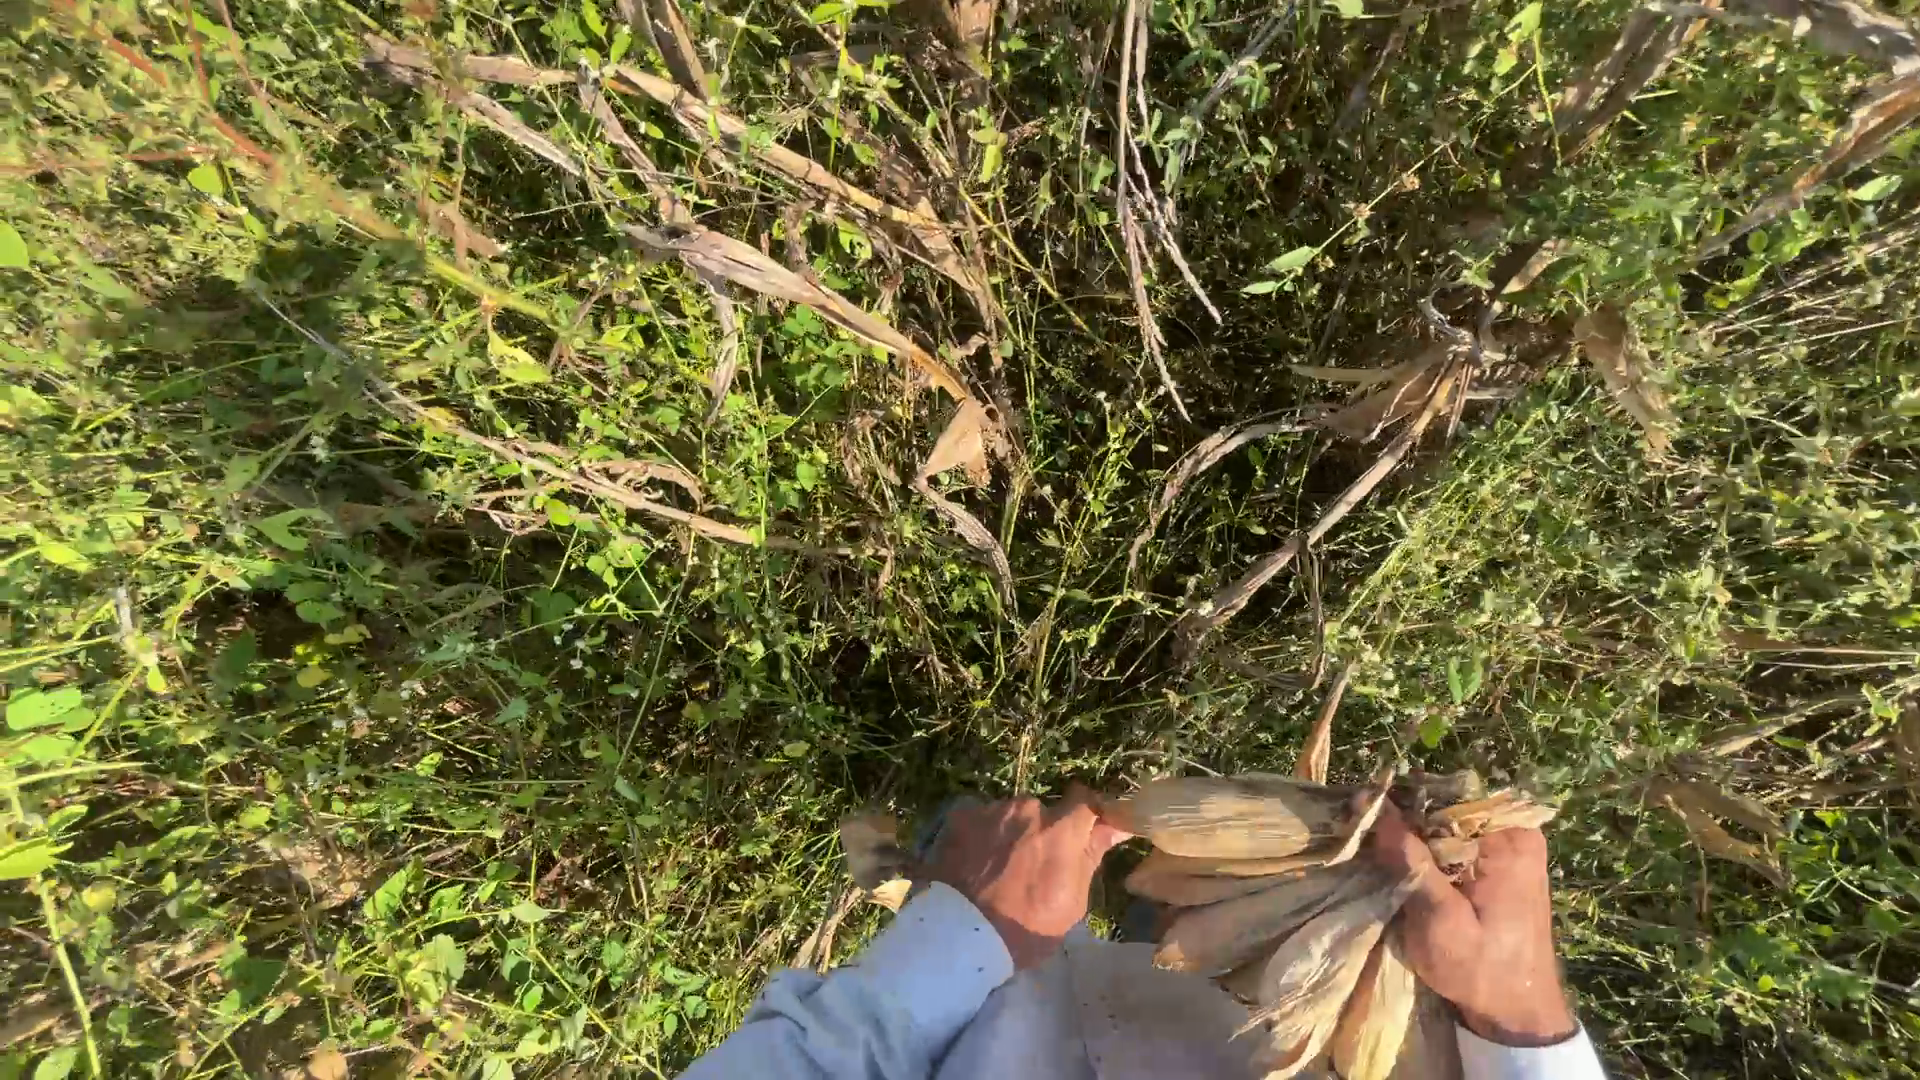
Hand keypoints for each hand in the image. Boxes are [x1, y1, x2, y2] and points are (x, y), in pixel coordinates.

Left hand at [925, 788, 1130, 968]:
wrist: (962, 935)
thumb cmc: (1027, 928)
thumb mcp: (1072, 903)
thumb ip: (1090, 856)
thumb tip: (1114, 827)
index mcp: (1060, 829)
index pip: (1085, 799)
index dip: (1085, 814)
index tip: (1083, 830)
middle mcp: (1027, 809)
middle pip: (1042, 811)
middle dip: (1041, 830)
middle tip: (1031, 863)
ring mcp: (991, 809)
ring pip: (1010, 814)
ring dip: (1010, 832)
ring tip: (997, 867)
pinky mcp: (961, 815)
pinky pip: (980, 817)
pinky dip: (981, 834)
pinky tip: (974, 860)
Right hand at [1369, 805, 1577, 1046]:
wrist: (1514, 1016)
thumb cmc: (1480, 968)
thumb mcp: (1438, 915)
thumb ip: (1408, 856)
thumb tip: (1369, 800)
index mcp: (1510, 840)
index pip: (1447, 791)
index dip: (1403, 794)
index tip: (1366, 805)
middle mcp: (1510, 834)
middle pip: (1442, 802)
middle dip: (1401, 811)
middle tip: (1361, 824)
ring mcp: (1501, 848)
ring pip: (1439, 818)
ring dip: (1404, 829)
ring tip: (1370, 840)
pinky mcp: (1489, 863)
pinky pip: (1445, 837)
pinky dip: (1416, 844)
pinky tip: (1391, 855)